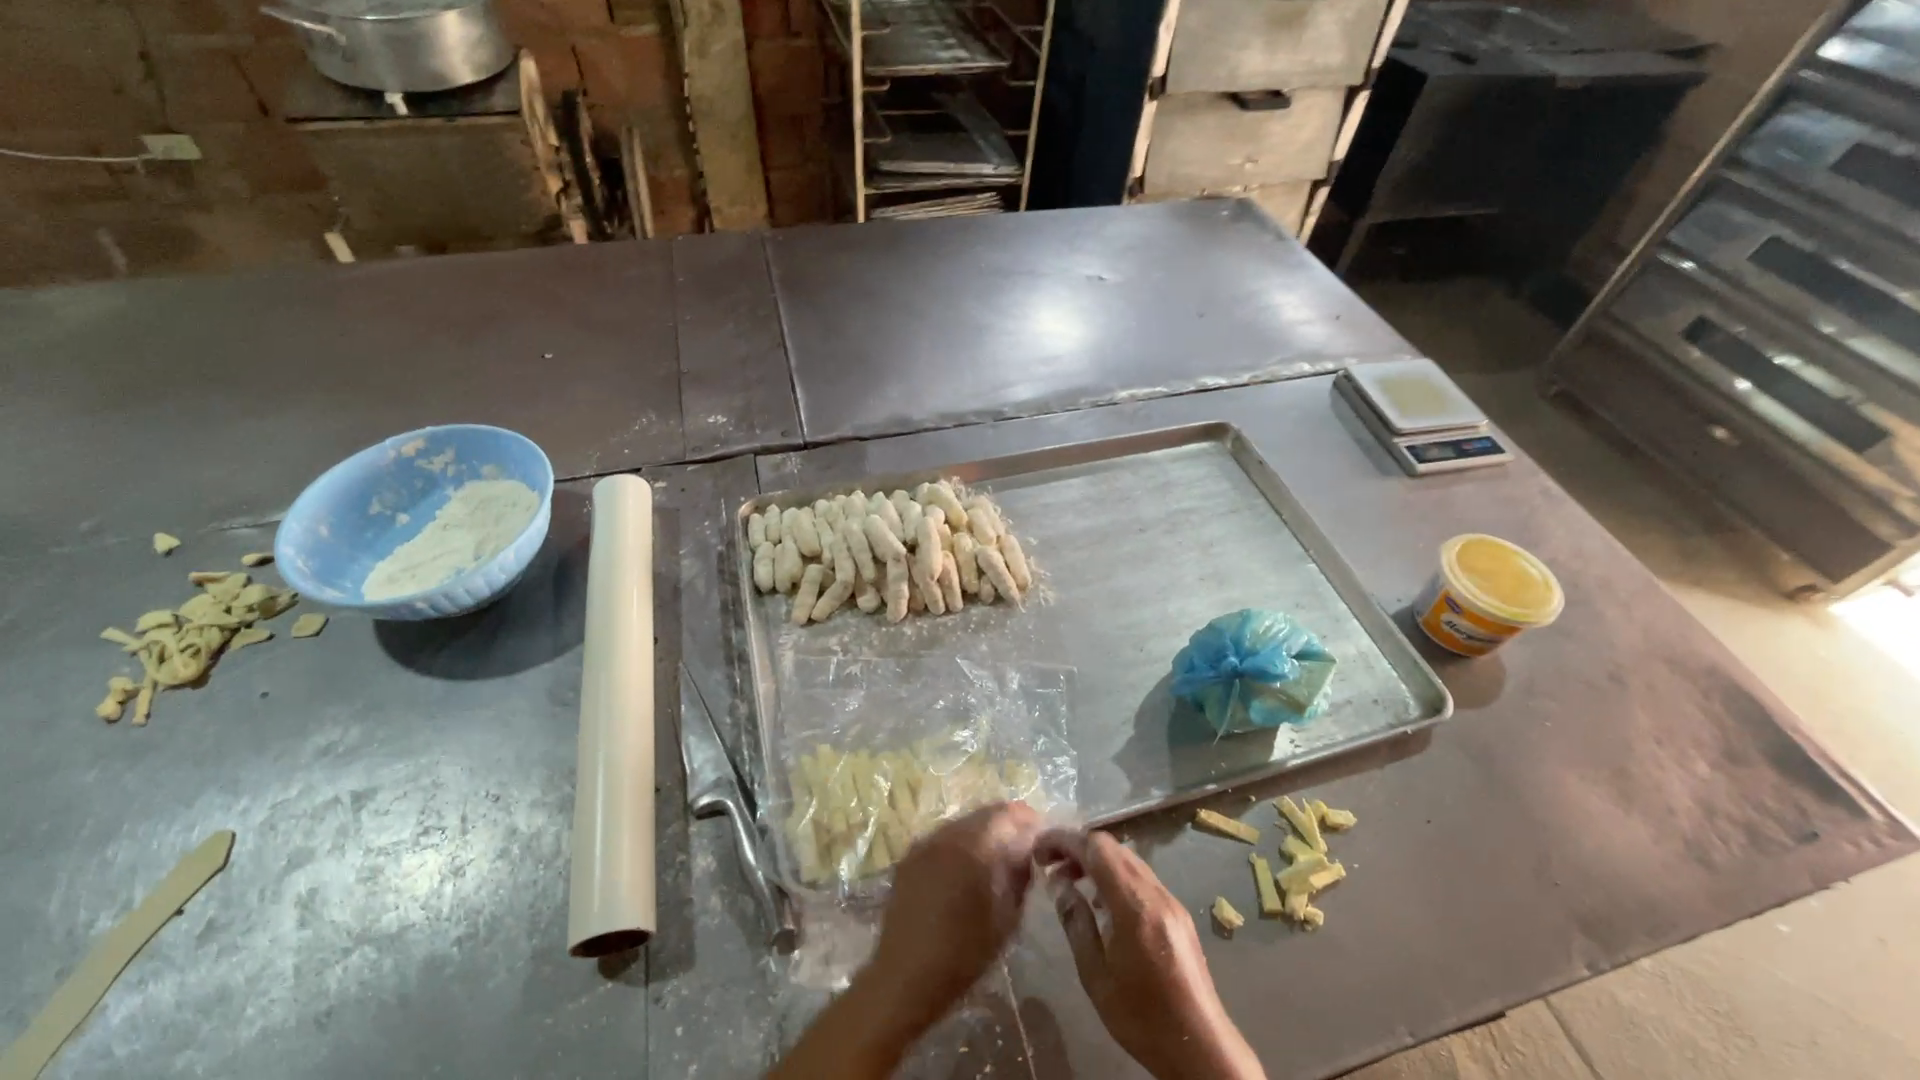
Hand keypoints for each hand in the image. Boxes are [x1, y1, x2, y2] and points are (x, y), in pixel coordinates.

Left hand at [770, 802, 1045, 1079]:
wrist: (906, 976)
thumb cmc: (965, 953)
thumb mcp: (1007, 917)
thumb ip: (1020, 875)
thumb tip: (1027, 852)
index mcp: (974, 847)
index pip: (1008, 814)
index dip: (1028, 820)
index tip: (1041, 834)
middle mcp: (946, 836)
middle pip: (983, 814)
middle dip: (1006, 824)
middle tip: (1023, 845)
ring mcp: (923, 845)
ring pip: (961, 824)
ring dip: (983, 833)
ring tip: (997, 858)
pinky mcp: (908, 859)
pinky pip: (942, 839)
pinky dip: (960, 844)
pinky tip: (967, 869)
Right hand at [1041, 831, 1264, 1079]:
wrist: (1199, 1046)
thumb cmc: (1140, 1016)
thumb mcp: (1095, 974)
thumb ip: (1076, 922)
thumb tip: (1059, 883)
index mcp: (1135, 906)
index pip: (1097, 848)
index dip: (1065, 840)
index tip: (1039, 848)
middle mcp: (1157, 894)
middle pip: (1114, 848)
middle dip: (1078, 847)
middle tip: (1048, 863)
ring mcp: (1172, 902)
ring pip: (1129, 861)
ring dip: (1097, 860)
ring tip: (1068, 880)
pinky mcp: (1178, 915)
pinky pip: (1142, 878)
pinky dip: (1115, 876)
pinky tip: (1099, 901)